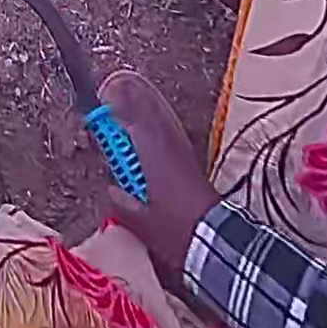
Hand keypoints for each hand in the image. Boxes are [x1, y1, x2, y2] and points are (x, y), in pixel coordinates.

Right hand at [100, 72, 221, 285]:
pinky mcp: (192, 163)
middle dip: (135, 99)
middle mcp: (167, 147)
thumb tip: (112, 189)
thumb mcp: (141, 221)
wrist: (220, 240)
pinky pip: (171, 134)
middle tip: (122, 88)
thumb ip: (122, 202)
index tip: (106, 95)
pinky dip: (160, 126)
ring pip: (162, 122)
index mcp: (151, 154)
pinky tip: (156, 134)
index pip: (130, 120)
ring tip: (136, 102)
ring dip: (149, 110)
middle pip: (149, 113)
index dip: (117, 106)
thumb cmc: (177, 228)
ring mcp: (182, 153)